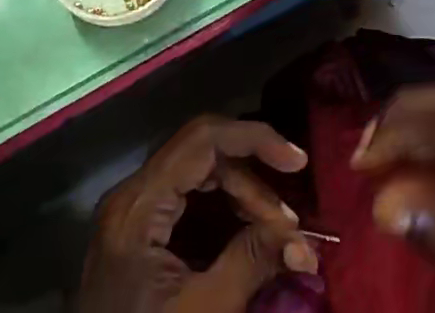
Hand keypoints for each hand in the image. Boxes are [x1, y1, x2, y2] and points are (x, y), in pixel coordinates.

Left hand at [76, 117, 318, 312]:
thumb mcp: (204, 309)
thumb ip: (251, 263)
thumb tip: (303, 240)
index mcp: (139, 204)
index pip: (201, 140)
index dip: (253, 139)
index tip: (296, 162)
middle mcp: (131, 193)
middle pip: (201, 154)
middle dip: (251, 180)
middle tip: (289, 223)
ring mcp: (132, 209)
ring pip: (197, 173)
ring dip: (242, 195)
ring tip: (278, 232)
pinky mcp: (138, 228)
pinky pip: (187, 197)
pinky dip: (222, 208)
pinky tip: (249, 232)